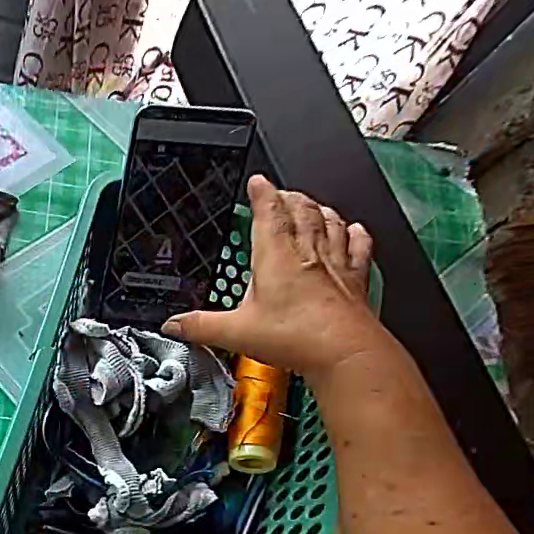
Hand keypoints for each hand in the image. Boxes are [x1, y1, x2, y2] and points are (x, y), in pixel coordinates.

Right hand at [162, 174, 390, 380]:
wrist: (344, 352)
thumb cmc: (295, 337)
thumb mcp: (235, 333)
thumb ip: (202, 326)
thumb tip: (174, 324)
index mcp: (276, 257)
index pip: (269, 212)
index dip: (262, 193)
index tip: (258, 182)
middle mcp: (308, 253)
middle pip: (301, 210)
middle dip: (290, 197)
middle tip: (281, 193)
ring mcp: (335, 264)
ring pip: (329, 222)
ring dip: (319, 209)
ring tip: (312, 204)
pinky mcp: (355, 280)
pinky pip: (358, 246)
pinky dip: (355, 233)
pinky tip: (355, 229)